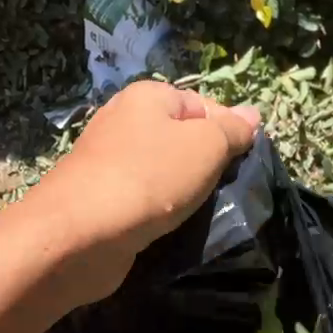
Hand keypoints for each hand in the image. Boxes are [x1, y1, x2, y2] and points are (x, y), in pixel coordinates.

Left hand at [18, 81, 258, 304]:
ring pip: (168, 170)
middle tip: (230, 189)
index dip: (230, 132)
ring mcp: (111, 160)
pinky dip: (165, 209)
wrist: (80, 234)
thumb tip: (252, 115)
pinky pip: (149, 196)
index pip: (205, 106)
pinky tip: (177, 225)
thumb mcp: (207, 146)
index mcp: (149, 97)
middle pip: (185, 138)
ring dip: (190, 191)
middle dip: (210, 163)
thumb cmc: (150, 178)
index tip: (245, 163)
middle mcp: (126, 121)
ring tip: (207, 211)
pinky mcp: (105, 196)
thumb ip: (233, 130)